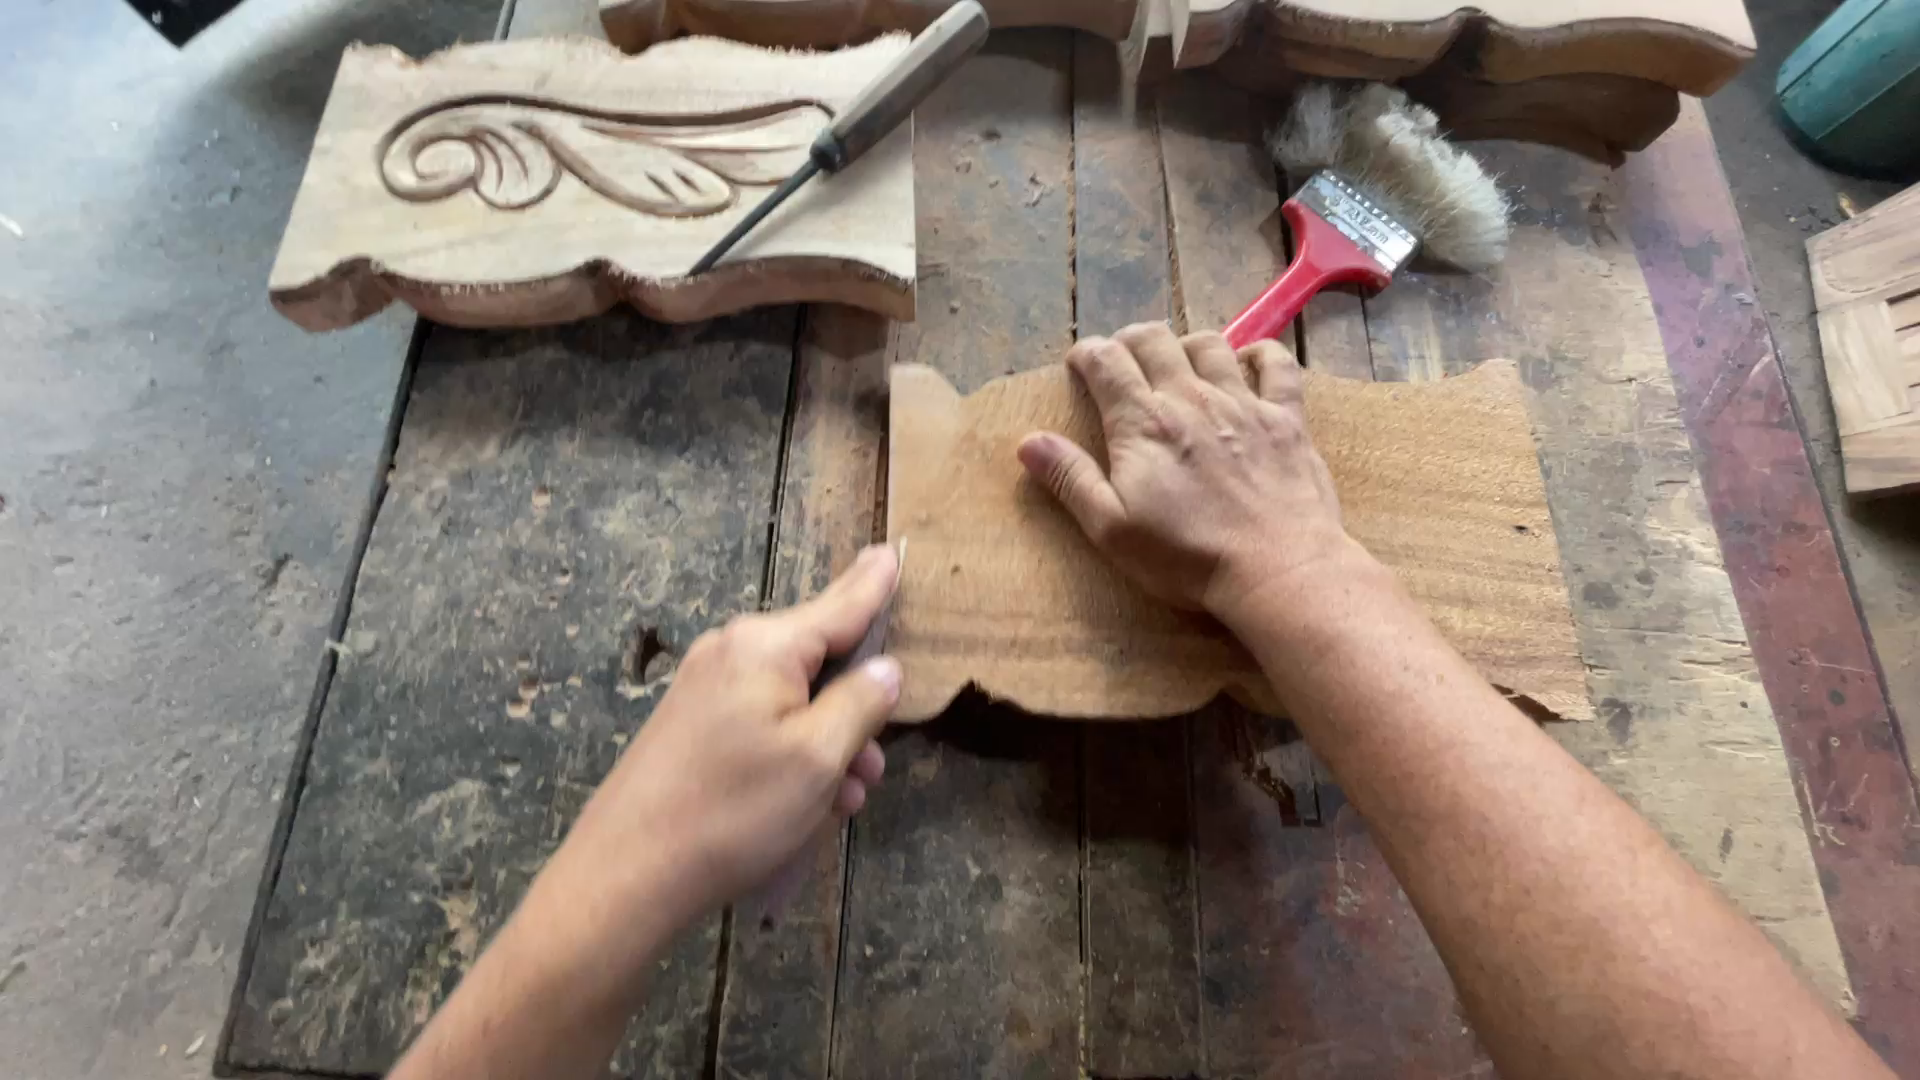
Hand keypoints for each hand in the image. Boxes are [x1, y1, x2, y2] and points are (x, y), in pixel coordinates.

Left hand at [533, 545, 899, 951]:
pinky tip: (805, 801)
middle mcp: (734, 650)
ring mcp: (708, 684)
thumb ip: (862, 701)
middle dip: (855, 704)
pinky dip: (793, 749)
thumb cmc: (734, 809)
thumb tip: (886, 666)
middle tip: (875, 762)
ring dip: (828, 740)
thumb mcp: (819, 757)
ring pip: (795, 697)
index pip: (841, 604)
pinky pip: (764, 718)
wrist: (624, 876)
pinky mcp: (694, 720)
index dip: (874, 584)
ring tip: (843, 796)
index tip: (891, 550)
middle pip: (819, 657)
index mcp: (767, 646)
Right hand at [1017, 323, 1354, 617]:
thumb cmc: (1185, 556)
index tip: (1079, 366)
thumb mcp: (1111, 528)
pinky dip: (1259, 355)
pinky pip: (1277, 365)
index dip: (1086, 354)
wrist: (1278, 570)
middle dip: (1129, 341)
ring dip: (1185, 345)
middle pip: (1154, 340)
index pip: (1105, 362)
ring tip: (1176, 366)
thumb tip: (1029, 441)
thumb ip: (1070, 479)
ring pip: (1210, 344)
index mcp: (1142, 423)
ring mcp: (1243, 404)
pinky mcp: (1286, 418)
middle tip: (1121, 362)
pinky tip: (1248, 364)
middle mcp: (1190, 398)